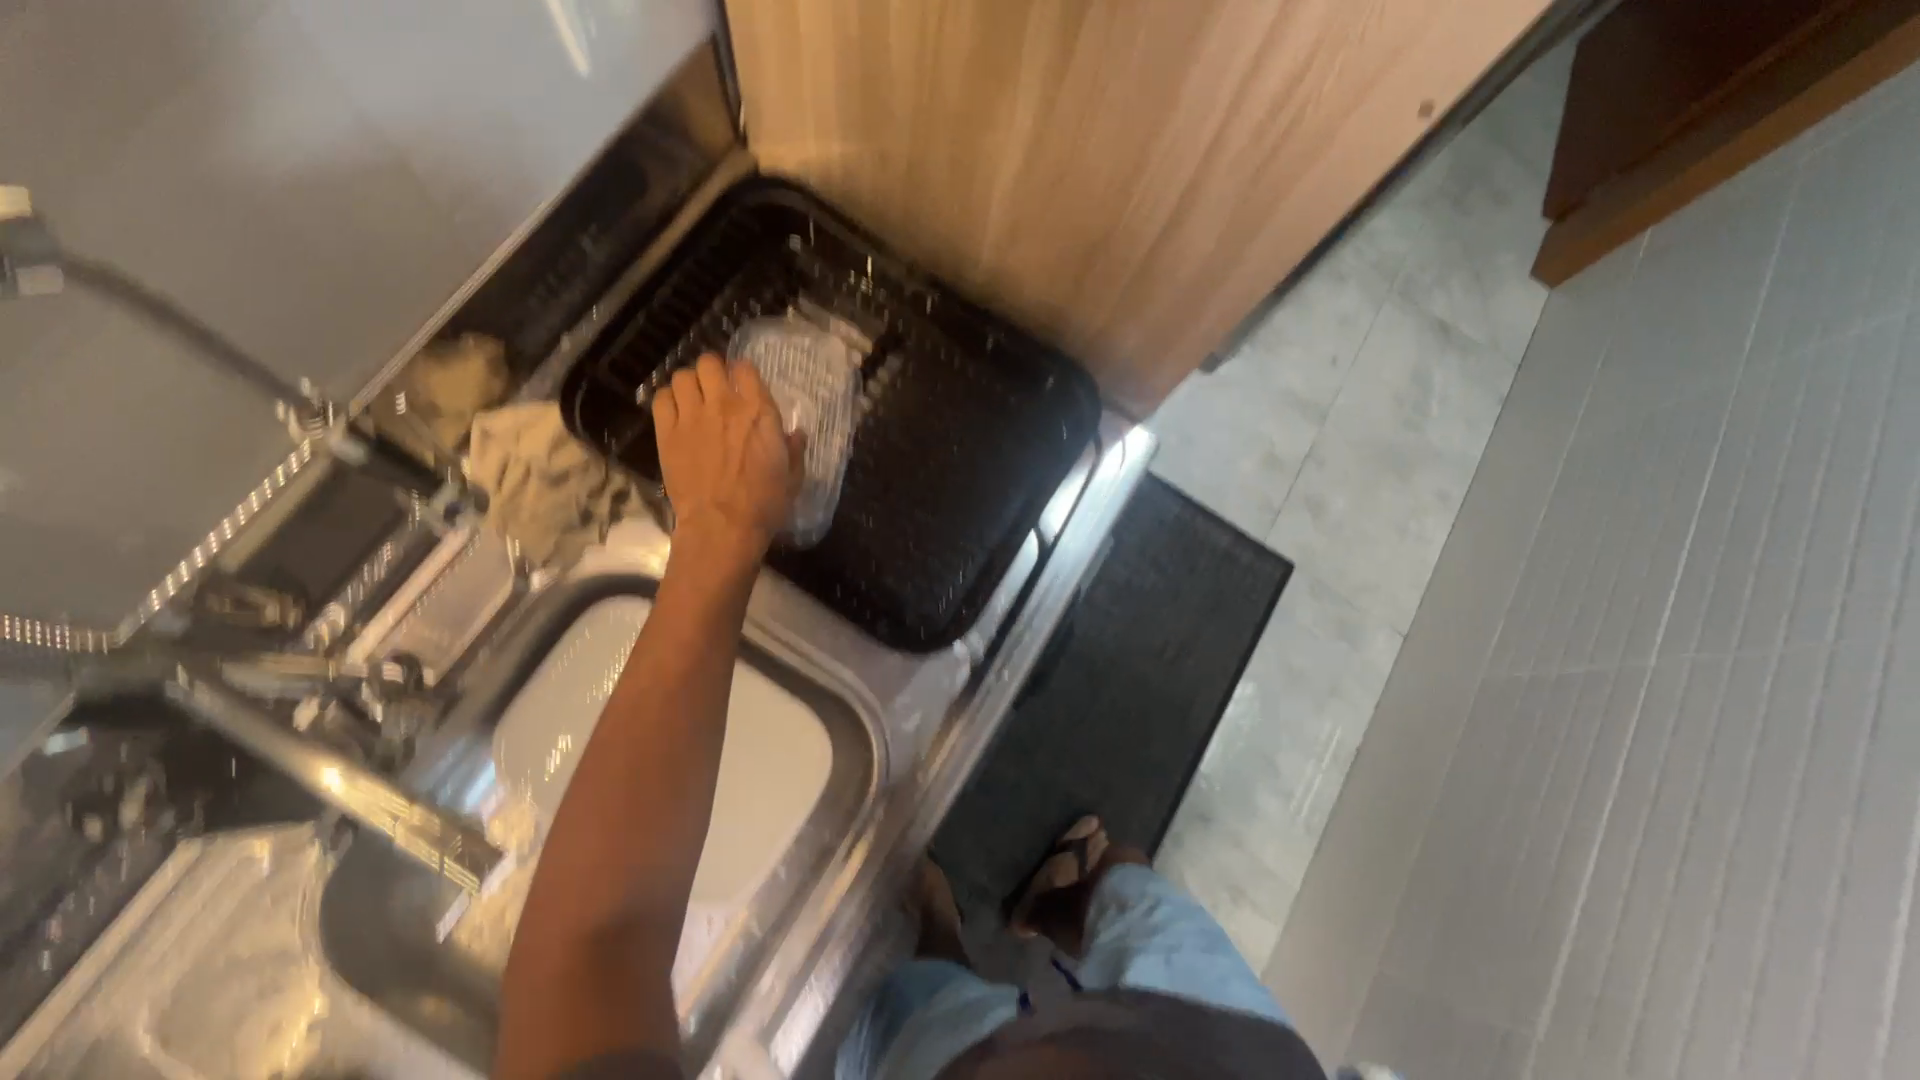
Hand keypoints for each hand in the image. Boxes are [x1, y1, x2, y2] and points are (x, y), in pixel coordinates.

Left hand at [652, 353, 803, 562]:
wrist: (723, 525)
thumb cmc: (764, 504)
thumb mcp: (792, 478)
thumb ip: (794, 451)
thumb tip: (795, 435)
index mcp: (759, 412)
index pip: (745, 368)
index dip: (742, 373)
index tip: (742, 386)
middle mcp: (724, 404)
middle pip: (709, 363)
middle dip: (712, 371)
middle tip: (714, 388)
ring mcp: (693, 416)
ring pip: (682, 376)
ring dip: (688, 384)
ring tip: (692, 399)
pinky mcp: (668, 433)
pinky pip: (661, 399)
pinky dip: (667, 400)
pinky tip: (675, 413)